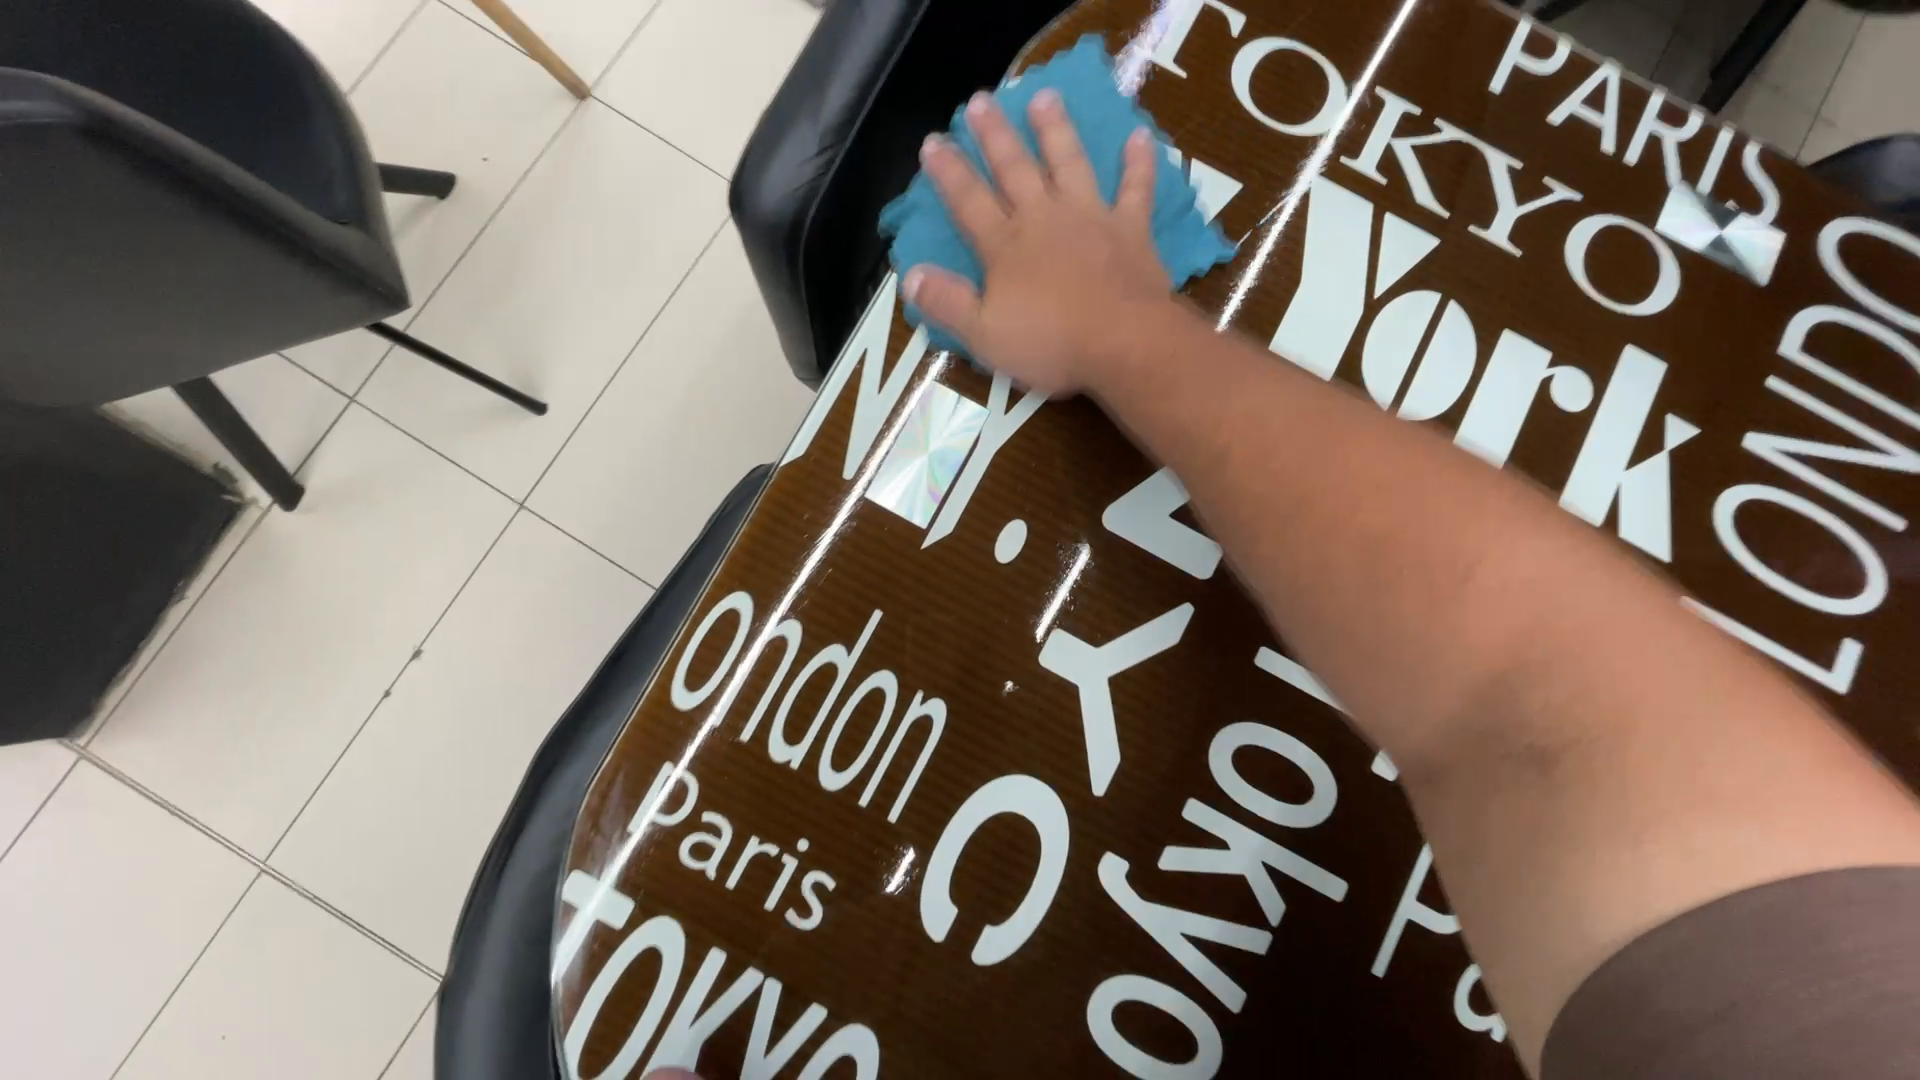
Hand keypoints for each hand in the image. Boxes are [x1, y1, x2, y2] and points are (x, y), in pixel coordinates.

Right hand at [906, 89, 1173, 396]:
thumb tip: (910, 275)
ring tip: (1044, 96)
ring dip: (1056, 130)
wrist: (1124, 344)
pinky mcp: (1131, 230)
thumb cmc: (1051, 344)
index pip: (968, 201)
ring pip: (1069, 163)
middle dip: (995, 135)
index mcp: (1005, 246)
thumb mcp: (984, 335)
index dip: (949, 172)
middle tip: (981, 99)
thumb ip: (947, 303)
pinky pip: (1135, 188)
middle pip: (1015, 169)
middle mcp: (1045, 219)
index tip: (933, 141)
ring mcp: (1091, 219)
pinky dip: (1137, 162)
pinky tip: (1138, 136)